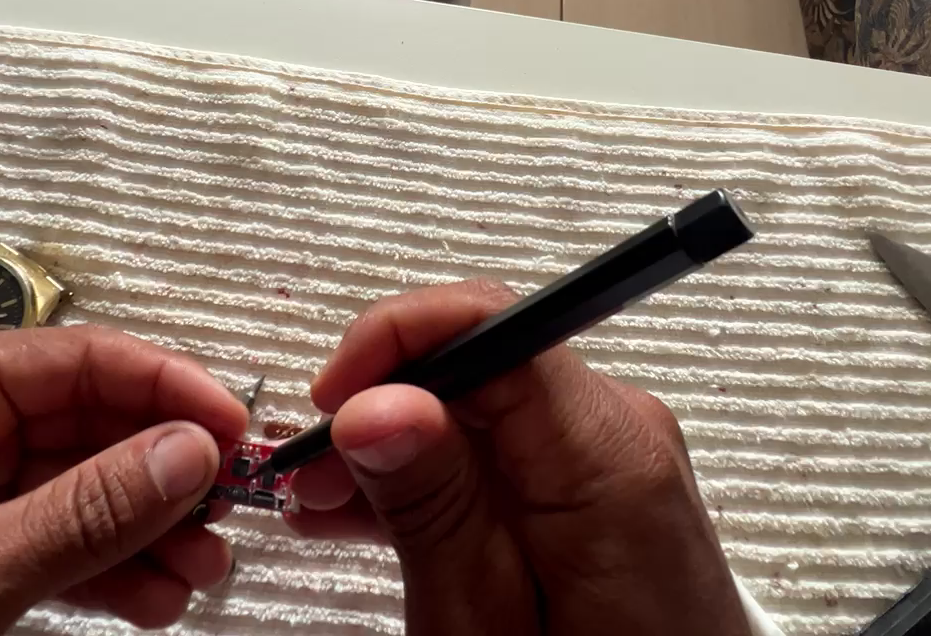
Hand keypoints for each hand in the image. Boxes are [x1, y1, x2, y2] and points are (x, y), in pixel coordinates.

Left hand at [0, 326, 249, 634]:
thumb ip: (86, 513)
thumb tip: (199, 450)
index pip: (86, 359)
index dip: (171, 388)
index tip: (237, 432)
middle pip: (95, 421)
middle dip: (165, 471)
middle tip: (229, 515)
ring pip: (86, 481)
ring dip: (149, 525)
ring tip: (202, 572)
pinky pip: (58, 533)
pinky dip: (108, 565)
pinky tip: (153, 597)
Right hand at [286, 280, 747, 635]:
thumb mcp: (488, 630)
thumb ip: (435, 508)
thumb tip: (374, 403)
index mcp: (607, 454)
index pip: (490, 325)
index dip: (396, 337)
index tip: (328, 396)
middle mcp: (617, 427)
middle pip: (477, 359)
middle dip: (382, 397)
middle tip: (314, 469)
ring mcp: (606, 448)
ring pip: (478, 399)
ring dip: (397, 437)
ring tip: (330, 501)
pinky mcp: (592, 474)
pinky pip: (500, 439)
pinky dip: (436, 465)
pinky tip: (378, 508)